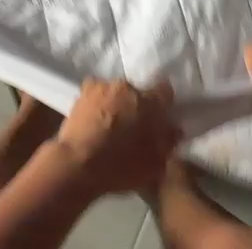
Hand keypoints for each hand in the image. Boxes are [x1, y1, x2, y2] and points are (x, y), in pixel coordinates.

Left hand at [53, 79, 178, 194]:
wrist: (78, 163)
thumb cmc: (120, 166)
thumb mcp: (153, 164)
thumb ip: (167, 141)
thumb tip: (173, 128)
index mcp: (148, 102)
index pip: (165, 91)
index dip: (164, 103)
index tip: (161, 115)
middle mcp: (127, 87)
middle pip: (138, 92)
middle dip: (138, 105)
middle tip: (133, 125)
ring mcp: (104, 86)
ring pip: (117, 92)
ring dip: (118, 103)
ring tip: (111, 123)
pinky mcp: (84, 90)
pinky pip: (99, 92)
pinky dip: (100, 102)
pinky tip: (96, 118)